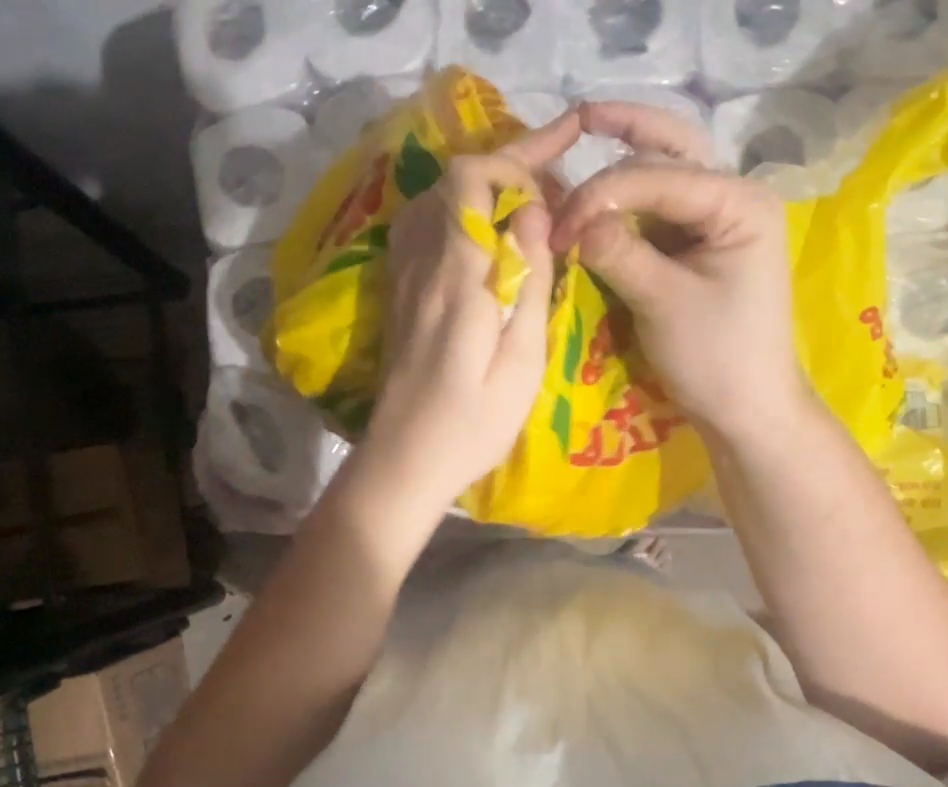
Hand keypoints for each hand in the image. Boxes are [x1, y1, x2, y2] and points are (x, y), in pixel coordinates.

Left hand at [358, 112, 579, 511]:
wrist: (404, 462)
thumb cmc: (472, 425)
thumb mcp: (522, 363)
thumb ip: (529, 283)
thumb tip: (532, 214)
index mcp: (456, 276)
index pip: (467, 178)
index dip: (510, 163)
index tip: (549, 188)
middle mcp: (422, 265)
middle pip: (450, 183)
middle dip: (502, 173)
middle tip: (546, 193)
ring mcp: (403, 280)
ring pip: (434, 204)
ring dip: (478, 197)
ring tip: (520, 218)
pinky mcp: (398, 298)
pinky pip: (421, 234)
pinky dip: (453, 221)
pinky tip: (480, 247)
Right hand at [550, 102, 807, 443]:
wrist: (748, 411)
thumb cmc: (717, 358)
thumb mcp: (663, 303)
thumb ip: (618, 252)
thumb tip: (571, 220)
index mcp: (738, 203)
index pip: (657, 176)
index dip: (601, 193)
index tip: (556, 230)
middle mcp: (732, 199)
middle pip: (673, 149)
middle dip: (625, 133)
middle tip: (577, 116)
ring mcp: (716, 224)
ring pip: (665, 175)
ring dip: (623, 164)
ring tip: (580, 146)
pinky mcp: (698, 250)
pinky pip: (657, 214)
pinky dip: (625, 206)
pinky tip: (595, 202)